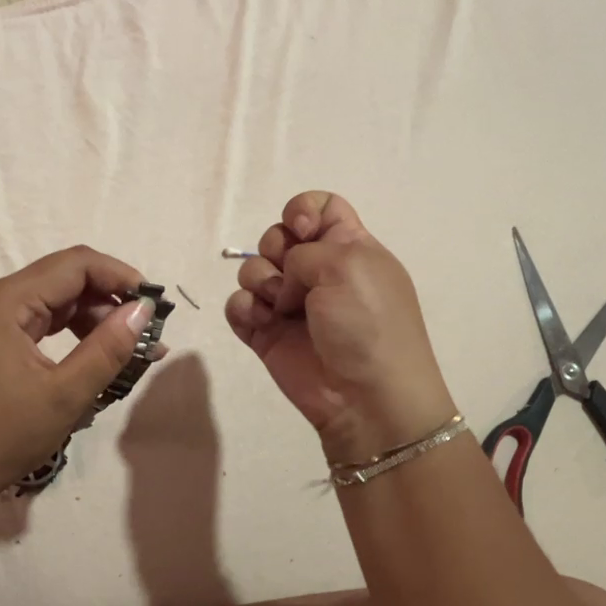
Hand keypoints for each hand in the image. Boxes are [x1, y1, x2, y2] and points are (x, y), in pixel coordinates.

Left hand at [0, 246, 156, 492]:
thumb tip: (144, 310)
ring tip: (128, 351)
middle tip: (146, 335)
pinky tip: (96, 356)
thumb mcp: (65, 394)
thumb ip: (107, 348)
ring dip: (93, 320)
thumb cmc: (6, 434)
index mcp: (6, 301)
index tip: (154, 305)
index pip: (75, 265)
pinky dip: (71, 334)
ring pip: (54, 301)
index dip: (119, 277)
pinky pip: (40, 323)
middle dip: (109, 301)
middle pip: (64, 279)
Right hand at [226, 192, 455, 461]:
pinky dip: (243, 309)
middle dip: (275, 247)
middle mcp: (316, 273)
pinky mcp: (265, 335)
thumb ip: (306, 250)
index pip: (319, 209)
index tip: (302, 230)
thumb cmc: (367, 323)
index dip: (303, 210)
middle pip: (278, 237)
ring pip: (253, 271)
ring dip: (258, 279)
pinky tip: (260, 322)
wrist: (363, 395)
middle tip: (289, 272)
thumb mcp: (350, 264)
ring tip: (277, 305)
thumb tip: (284, 282)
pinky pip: (238, 308)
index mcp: (348, 248)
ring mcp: (289, 305)